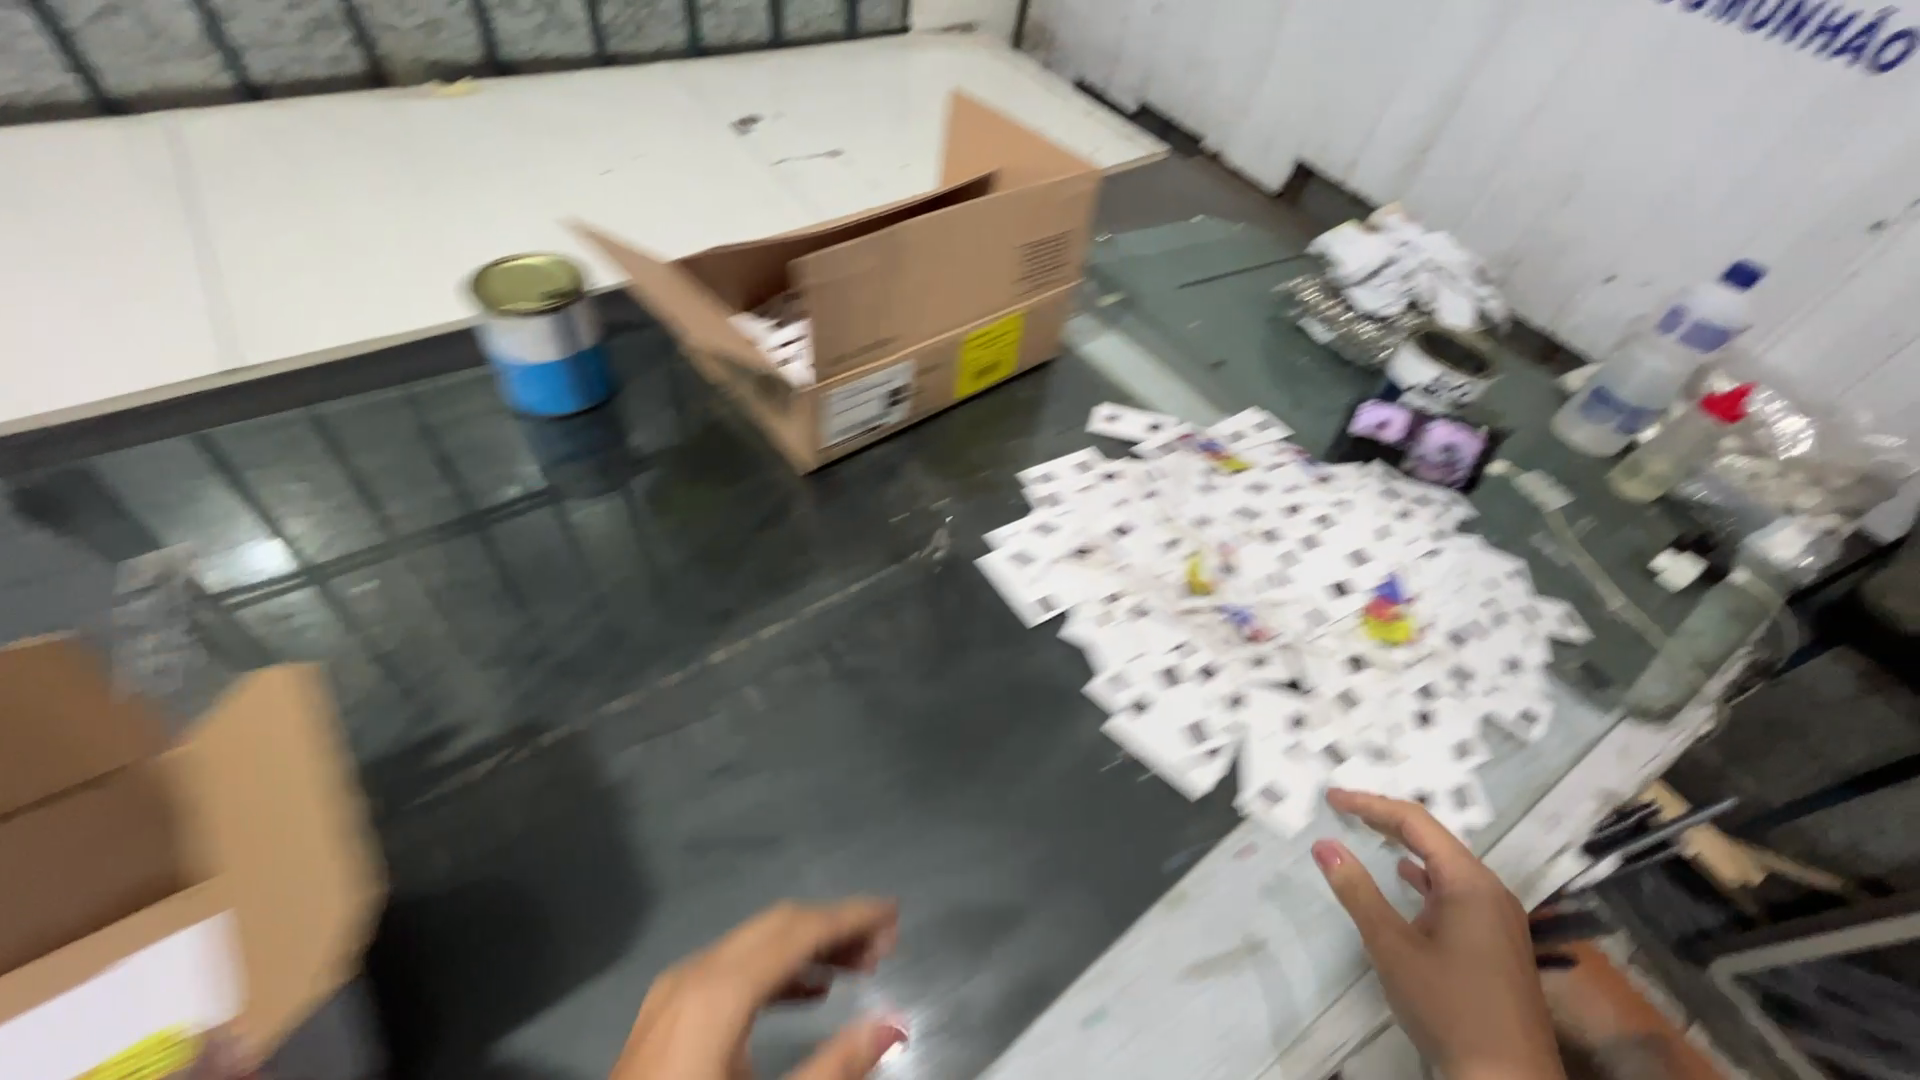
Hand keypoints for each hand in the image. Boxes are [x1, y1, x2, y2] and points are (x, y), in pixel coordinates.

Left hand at [611, 898, 908, 1079]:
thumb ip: (834, 1066)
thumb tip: (894, 1025)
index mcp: (721, 990)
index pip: (801, 930)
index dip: (853, 917)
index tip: (895, 914)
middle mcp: (696, 972)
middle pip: (780, 925)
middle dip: (837, 926)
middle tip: (887, 944)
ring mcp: (676, 988)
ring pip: (757, 943)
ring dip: (811, 947)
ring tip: (861, 966)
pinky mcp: (668, 1009)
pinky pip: (734, 967)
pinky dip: (778, 968)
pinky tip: (812, 991)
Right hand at [1314, 790, 1563, 1079]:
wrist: (1506, 1079)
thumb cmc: (1447, 1006)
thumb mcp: (1391, 946)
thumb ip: (1357, 890)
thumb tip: (1324, 844)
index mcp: (1470, 882)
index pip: (1415, 823)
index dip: (1370, 805)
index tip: (1331, 798)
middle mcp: (1490, 890)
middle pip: (1434, 838)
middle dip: (1386, 818)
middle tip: (1343, 807)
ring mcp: (1498, 917)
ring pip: (1446, 864)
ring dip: (1405, 845)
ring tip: (1368, 831)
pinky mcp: (1497, 941)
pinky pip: (1456, 889)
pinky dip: (1424, 875)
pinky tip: (1407, 879)